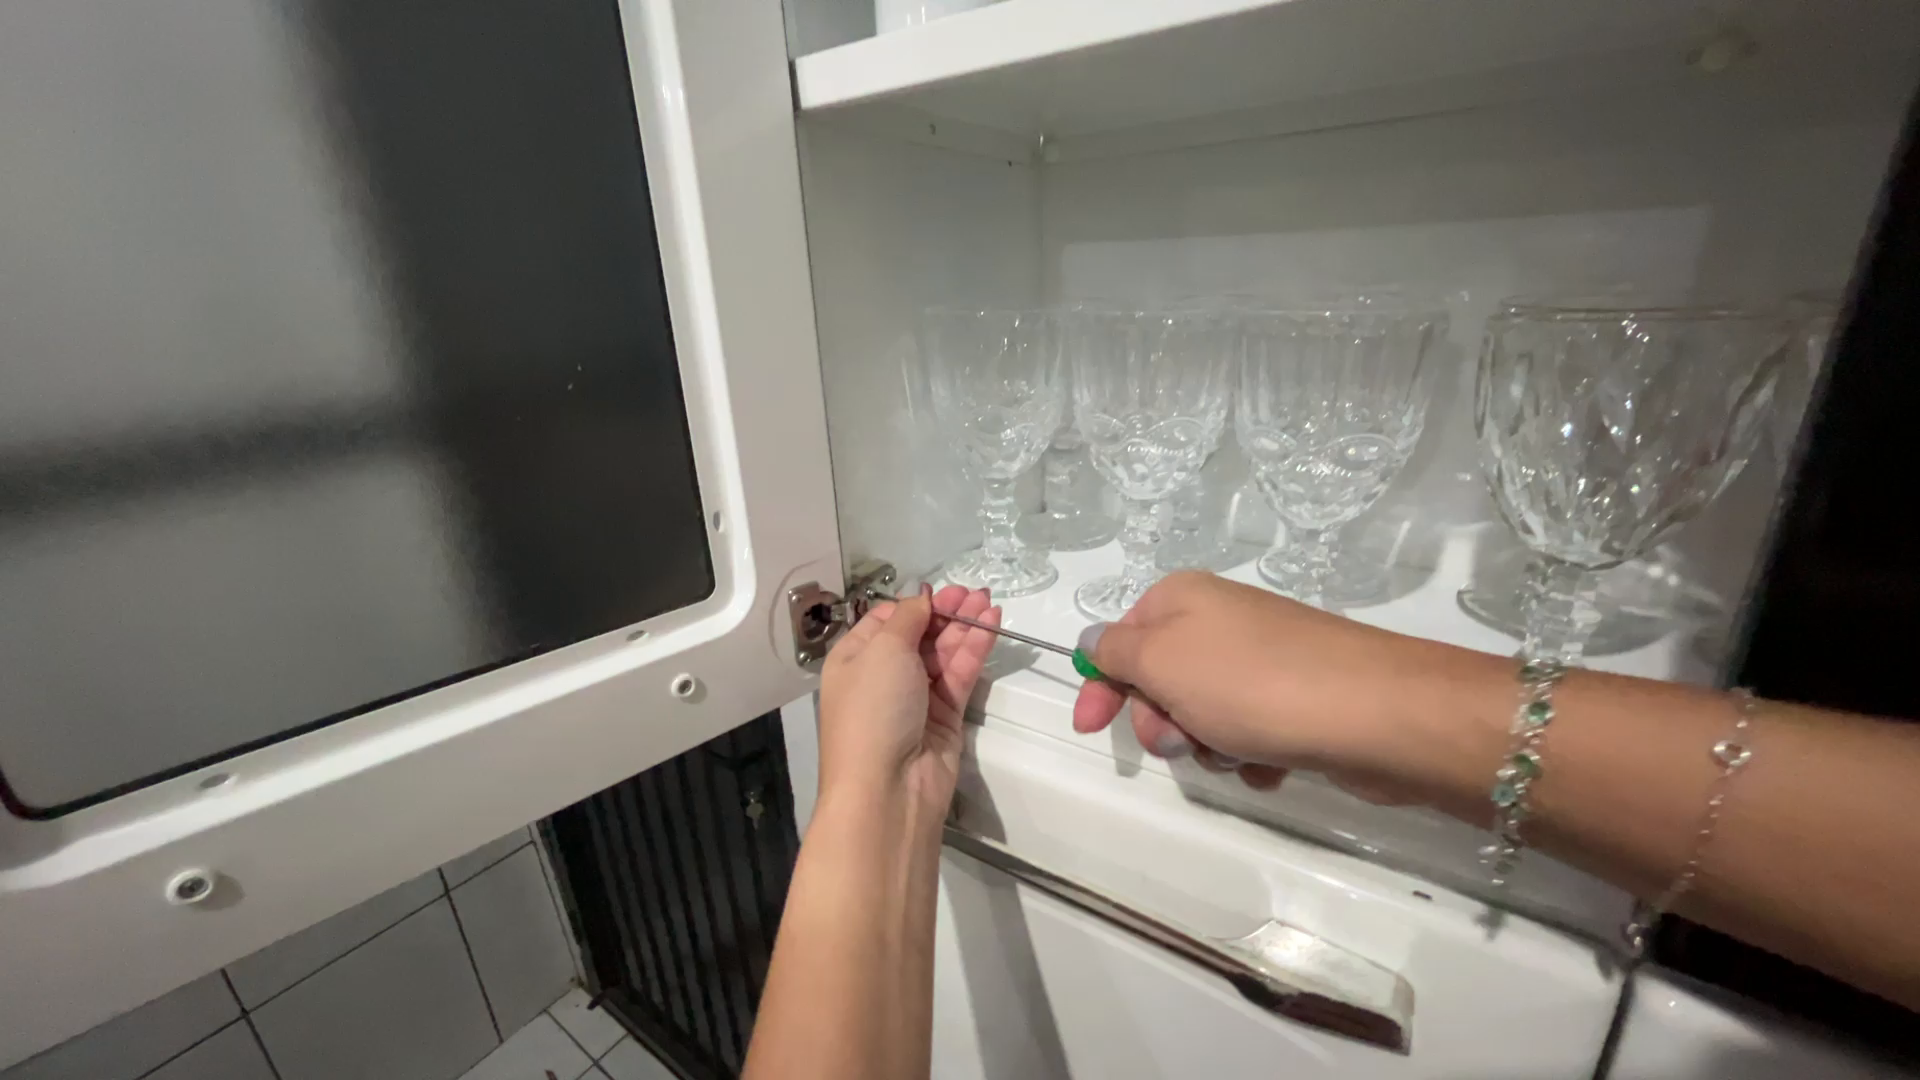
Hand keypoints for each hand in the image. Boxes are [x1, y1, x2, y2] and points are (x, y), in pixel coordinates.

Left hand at [818, 585, 999, 813]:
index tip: (941, 593)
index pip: (886, 621)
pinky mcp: (945, 715)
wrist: (888, 787)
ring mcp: (916, 697)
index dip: (915, 604)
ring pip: (944, 652)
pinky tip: (992, 624)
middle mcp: (883, 676)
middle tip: (974, 593)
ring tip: (989, 602)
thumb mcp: (883, 650)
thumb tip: (922, 600)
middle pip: (919, 634)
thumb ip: (908, 618)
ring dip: (965, 625)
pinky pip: (960, 674)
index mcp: (854, 659)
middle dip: (946, 611)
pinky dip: (975, 649)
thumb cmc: (873, 709)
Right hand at [1071, 571, 1503, 802]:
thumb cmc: (1249, 683)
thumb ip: (1112, 651)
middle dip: (1161, 721)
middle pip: (1158, 682)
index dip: (1101, 686)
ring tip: (1238, 751)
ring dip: (1206, 743)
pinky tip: (1270, 763)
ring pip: (1200, 714)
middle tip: (1183, 739)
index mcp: (1181, 600)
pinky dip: (1248, 753)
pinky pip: (1246, 732)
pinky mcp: (1295, 698)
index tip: (1090, 730)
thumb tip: (1090, 640)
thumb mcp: (1160, 661)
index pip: (1118, 641)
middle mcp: (1219, 621)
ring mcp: (1260, 659)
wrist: (1374, 713)